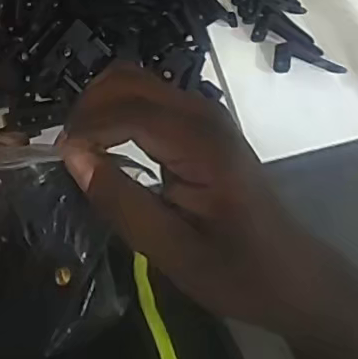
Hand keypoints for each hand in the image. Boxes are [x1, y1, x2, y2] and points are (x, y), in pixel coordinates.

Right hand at [56, 63, 345, 336]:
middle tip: (68, 149)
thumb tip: (71, 156)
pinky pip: (142, 94)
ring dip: (97, 104)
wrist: (297, 278)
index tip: (60, 155)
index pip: (130, 111)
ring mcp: (200, 110)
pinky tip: (103, 141)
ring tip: (80, 145)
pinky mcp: (195, 118)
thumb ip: (121, 202)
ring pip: (131, 80)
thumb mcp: (175, 253)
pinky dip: (112, 108)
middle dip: (88, 107)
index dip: (88, 127)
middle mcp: (201, 113)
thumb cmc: (238, 271)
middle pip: (127, 80)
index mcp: (202, 143)